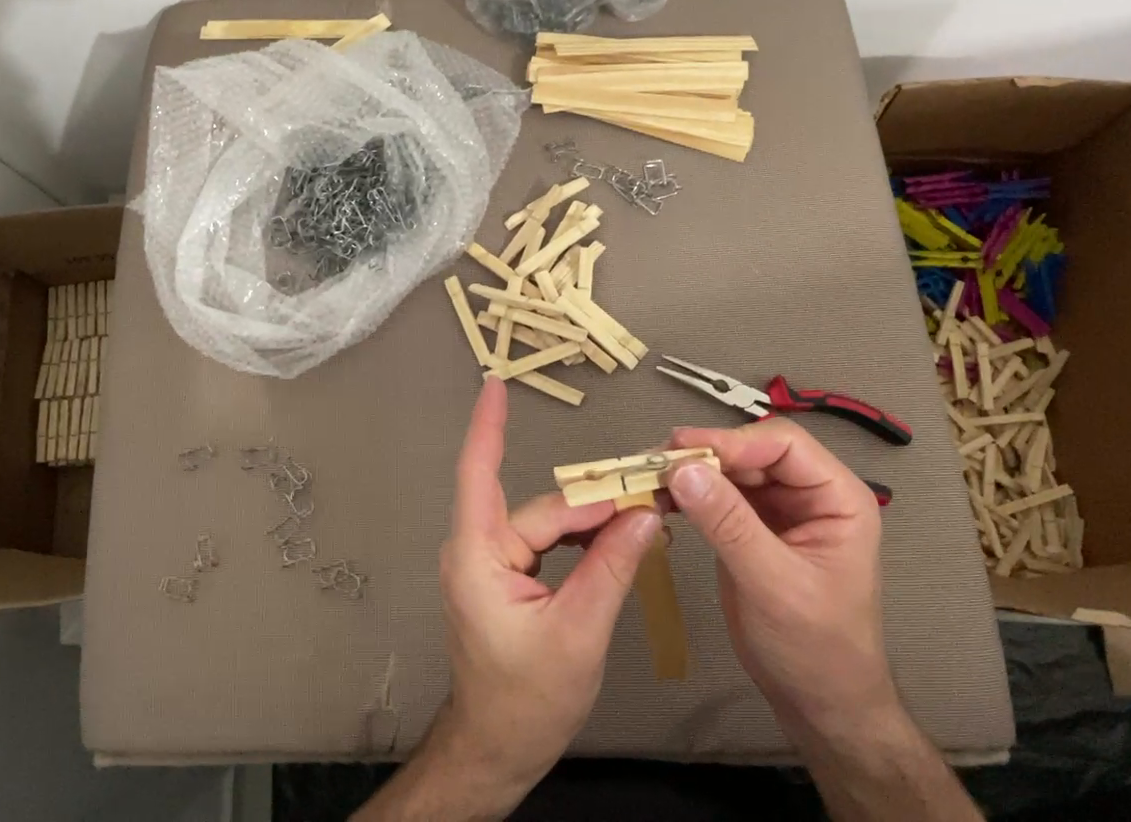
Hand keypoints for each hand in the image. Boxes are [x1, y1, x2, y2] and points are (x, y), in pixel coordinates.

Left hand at [372, 377, 659, 817]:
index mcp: (479, 555)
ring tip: (642, 519)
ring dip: (590, 523)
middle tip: (652, 501)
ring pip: (546, 526)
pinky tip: (614, 543)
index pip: (480, 474)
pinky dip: (579, 542)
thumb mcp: (578, 632)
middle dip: (592, 503)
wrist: (498, 747)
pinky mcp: (506, 579)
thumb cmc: (527, 699)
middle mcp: (478, 550)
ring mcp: (490, 565)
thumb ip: (611, 567)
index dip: (488, 426)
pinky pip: (545, 545)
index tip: (494, 383)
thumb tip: (645, 514)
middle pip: (540, 509)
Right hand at [664, 419, 896, 738]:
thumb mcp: (773, 584)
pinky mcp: (750, 526)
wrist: (818, 701)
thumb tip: (682, 469)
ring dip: (689, 471)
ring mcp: (778, 509)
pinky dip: (687, 493)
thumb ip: (729, 524)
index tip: (680, 453)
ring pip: (729, 470)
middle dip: (703, 454)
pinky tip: (659, 498)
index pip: (783, 445)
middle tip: (651, 462)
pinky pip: (716, 495)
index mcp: (836, 497)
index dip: (732, 442)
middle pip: (751, 452)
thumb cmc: (815, 646)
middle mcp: (809, 493)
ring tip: (646, 477)